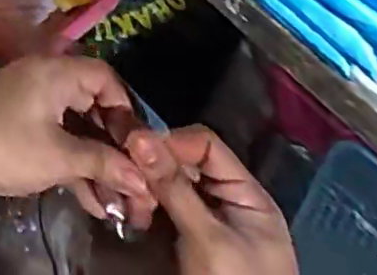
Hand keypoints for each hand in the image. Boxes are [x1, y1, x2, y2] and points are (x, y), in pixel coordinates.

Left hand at [0, 56, 155, 225]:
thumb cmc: (5, 146)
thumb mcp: (58, 157)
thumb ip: (102, 163)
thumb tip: (142, 180)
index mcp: (55, 72)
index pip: (105, 77)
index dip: (127, 111)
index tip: (139, 148)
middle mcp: (46, 76)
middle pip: (94, 101)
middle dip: (115, 143)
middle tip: (135, 179)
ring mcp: (33, 97)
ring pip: (77, 122)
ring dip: (97, 159)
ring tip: (119, 202)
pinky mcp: (22, 118)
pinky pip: (58, 132)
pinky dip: (74, 159)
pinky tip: (93, 200)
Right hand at [126, 127, 295, 274]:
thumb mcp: (208, 241)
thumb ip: (174, 187)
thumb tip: (138, 134)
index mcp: (248, 196)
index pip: (205, 145)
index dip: (172, 142)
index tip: (137, 150)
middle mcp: (228, 200)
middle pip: (185, 161)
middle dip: (154, 167)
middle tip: (129, 180)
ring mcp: (208, 220)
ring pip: (169, 182)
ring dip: (147, 187)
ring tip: (131, 203)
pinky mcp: (187, 238)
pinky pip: (163, 205)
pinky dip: (147, 205)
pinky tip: (134, 215)